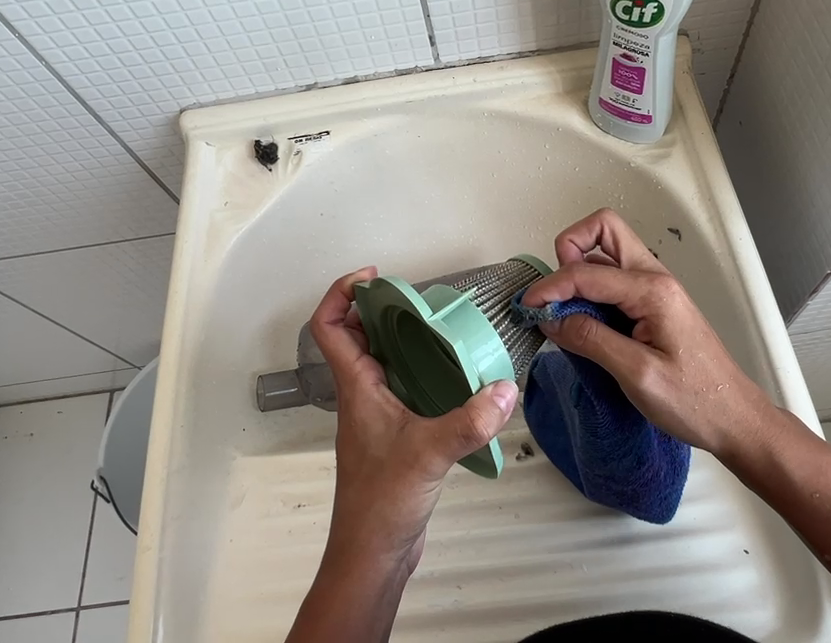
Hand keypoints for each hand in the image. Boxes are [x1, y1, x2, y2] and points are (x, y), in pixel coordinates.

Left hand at [307, 267, 518, 572]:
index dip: (341, 293)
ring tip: (433, 326)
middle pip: (354, 336)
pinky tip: (450, 375)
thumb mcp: (429, 454)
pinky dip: (418, 368)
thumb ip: (467, 422)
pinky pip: (400, 384)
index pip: (328, 326)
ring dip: (397, 337)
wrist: (372, 553)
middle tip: (410, 296)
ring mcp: (376, 412)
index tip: (372, 277)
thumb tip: (501, 390)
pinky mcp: (394, 431)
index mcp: (356, 388)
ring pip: (377, 360)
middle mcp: (361, 394)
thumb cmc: (379, 505)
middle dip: (376, 308)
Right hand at [519, 209, 775, 456]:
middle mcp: (655, 277)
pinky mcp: (652, 305)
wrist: (735, 419)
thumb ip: (591, 340)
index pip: (587, 271)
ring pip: (607, 251)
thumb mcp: (637, 374)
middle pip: (604, 229)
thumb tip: (551, 319)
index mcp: (653, 290)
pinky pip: (613, 279)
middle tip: (553, 290)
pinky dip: (589, 288)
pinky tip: (580, 320)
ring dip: (578, 268)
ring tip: (561, 308)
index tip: (527, 308)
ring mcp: (654, 288)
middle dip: (569, 247)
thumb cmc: (695, 401)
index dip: (551, 287)